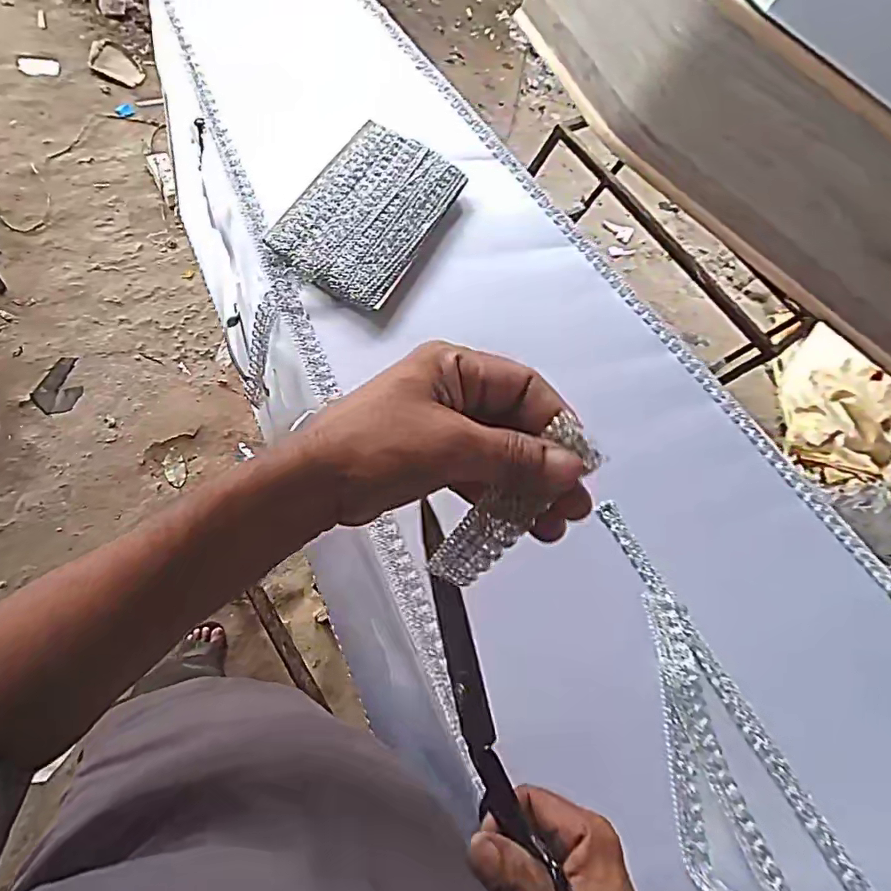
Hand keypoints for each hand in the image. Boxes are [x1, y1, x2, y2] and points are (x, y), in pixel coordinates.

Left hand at [286, 341, 595, 536]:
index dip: (554, 424)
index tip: (575, 462)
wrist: (314, 484)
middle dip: (543, 466)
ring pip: (495, 455)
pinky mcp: (425, 460)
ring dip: (523, 488)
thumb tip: (566, 467)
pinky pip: (472, 475)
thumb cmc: (367, 446)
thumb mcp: (450, 445)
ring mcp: (436, 428)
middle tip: (570, 503)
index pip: (523, 388)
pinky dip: (494, 497)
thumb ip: (513, 456)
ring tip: (549, 523)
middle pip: (513, 425)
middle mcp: (446, 393)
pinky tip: (515, 522)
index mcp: (451, 368)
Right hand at [470, 785, 702, 890]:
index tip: (496, 861)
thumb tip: (481, 842)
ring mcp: (571, 866)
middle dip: (504, 864)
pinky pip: (518, 878)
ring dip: (509, 889)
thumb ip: (520, 878)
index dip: (500, 824)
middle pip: (515, 826)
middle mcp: (581, 843)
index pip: (523, 798)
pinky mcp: (560, 888)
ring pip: (512, 854)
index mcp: (589, 833)